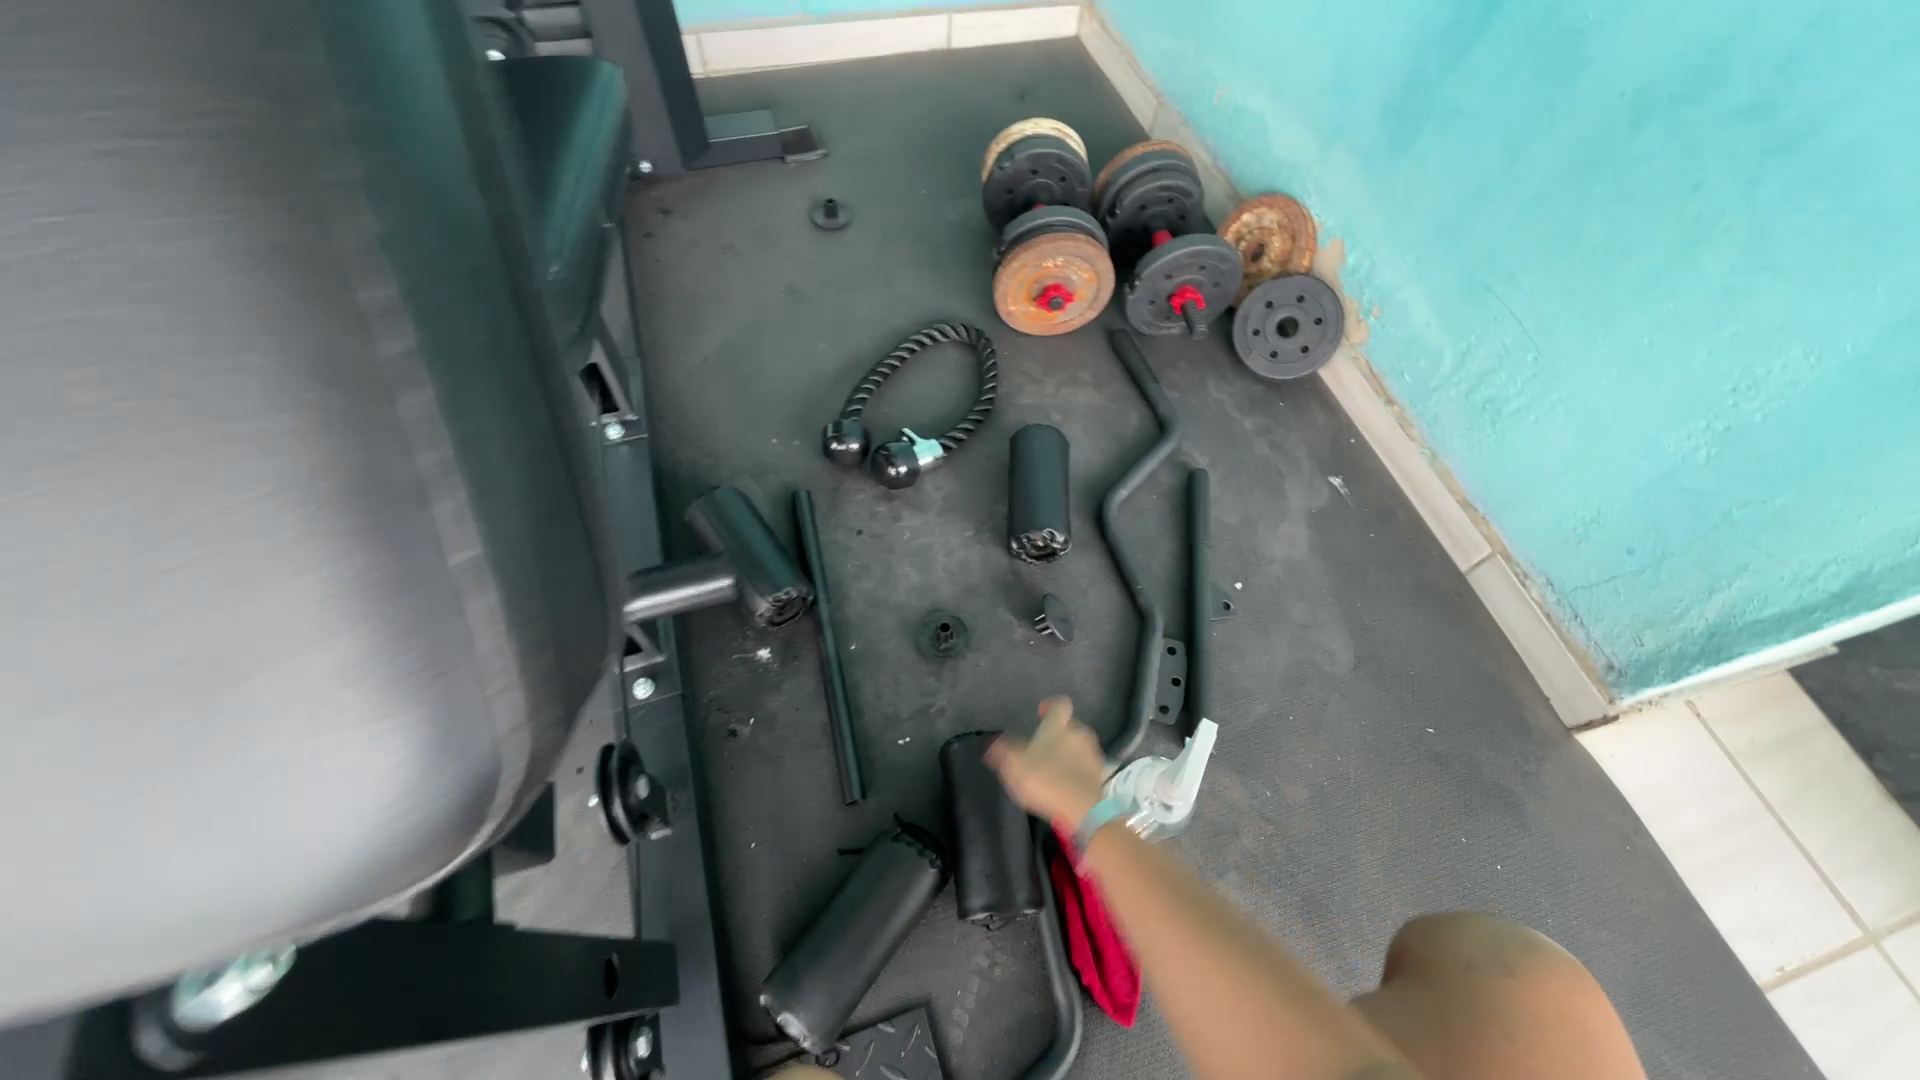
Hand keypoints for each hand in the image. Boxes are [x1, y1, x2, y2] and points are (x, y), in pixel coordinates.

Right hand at [986, 696, 1106, 828]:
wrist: (1082, 809)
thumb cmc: (1045, 779)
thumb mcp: (1014, 766)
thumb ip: (1002, 752)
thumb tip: (992, 743)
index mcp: (1058, 726)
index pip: (1059, 705)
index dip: (1050, 706)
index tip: (1042, 712)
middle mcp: (1079, 734)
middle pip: (1070, 726)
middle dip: (1059, 733)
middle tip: (1044, 745)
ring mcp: (1092, 754)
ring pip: (1079, 745)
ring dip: (1069, 752)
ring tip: (1054, 766)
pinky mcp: (1099, 775)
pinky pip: (1084, 765)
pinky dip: (1076, 769)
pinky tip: (1065, 782)